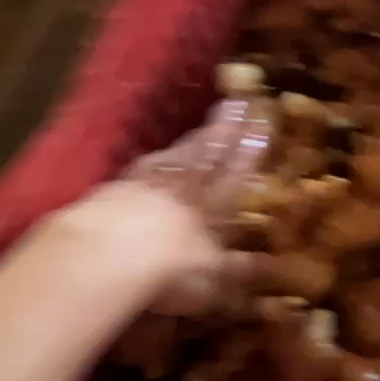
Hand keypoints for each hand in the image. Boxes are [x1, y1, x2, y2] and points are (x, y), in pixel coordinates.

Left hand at [48, 99, 270, 314]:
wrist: (107, 255)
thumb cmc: (174, 268)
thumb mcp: (216, 276)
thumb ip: (241, 267)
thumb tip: (272, 264)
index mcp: (214, 204)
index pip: (237, 171)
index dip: (250, 148)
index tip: (261, 121)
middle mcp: (183, 186)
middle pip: (207, 153)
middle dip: (225, 129)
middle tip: (235, 103)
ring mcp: (146, 184)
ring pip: (174, 156)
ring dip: (190, 141)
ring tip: (200, 128)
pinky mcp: (112, 192)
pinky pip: (139, 170)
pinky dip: (150, 161)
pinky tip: (150, 159)